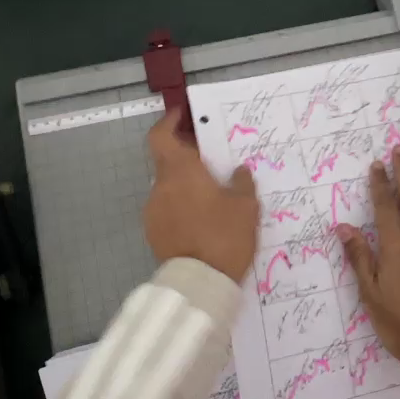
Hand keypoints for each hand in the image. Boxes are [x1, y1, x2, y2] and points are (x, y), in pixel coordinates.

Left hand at [143, 110, 259, 282]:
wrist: (200, 283)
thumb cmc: (224, 235)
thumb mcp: (245, 206)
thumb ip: (242, 183)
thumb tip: (238, 171)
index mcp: (180, 171)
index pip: (161, 135)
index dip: (169, 122)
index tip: (182, 115)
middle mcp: (161, 186)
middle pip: (168, 161)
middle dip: (187, 157)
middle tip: (212, 161)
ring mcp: (154, 211)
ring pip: (169, 187)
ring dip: (186, 185)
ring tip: (212, 195)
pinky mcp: (154, 233)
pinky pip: (168, 209)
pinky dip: (182, 206)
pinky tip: (203, 219)